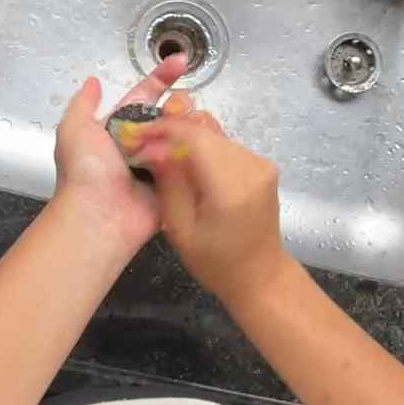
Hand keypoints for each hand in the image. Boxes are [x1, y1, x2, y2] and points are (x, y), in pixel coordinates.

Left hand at [49, 53, 188, 258]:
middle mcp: (143, 143)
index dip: (163, 78)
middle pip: (169, 113)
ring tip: (196, 120)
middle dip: (180, 102)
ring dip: (192, 123)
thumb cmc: (85, 172)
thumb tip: (93, 80)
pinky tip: (210, 138)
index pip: (146, 95)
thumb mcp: (74, 131)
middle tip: (185, 105)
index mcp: (120, 128)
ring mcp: (161, 164)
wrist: (98, 217)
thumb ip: (83, 104)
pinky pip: (193, 162)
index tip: (182, 62)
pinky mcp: (176, 184)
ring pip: (184, 135)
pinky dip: (201, 150)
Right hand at [133, 117, 290, 306]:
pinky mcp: (264, 165)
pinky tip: (188, 160)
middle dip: (173, 132)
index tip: (138, 134)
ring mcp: (262, 164)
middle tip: (144, 141)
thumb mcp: (181, 230)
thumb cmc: (216, 262)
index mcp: (232, 187)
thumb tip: (153, 147)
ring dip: (189, 138)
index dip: (165, 130)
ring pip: (217, 136)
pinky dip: (206, 148)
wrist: (261, 274)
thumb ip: (169, 184)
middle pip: (207, 133)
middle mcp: (252, 167)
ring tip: (161, 150)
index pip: (197, 138)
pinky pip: (228, 146)